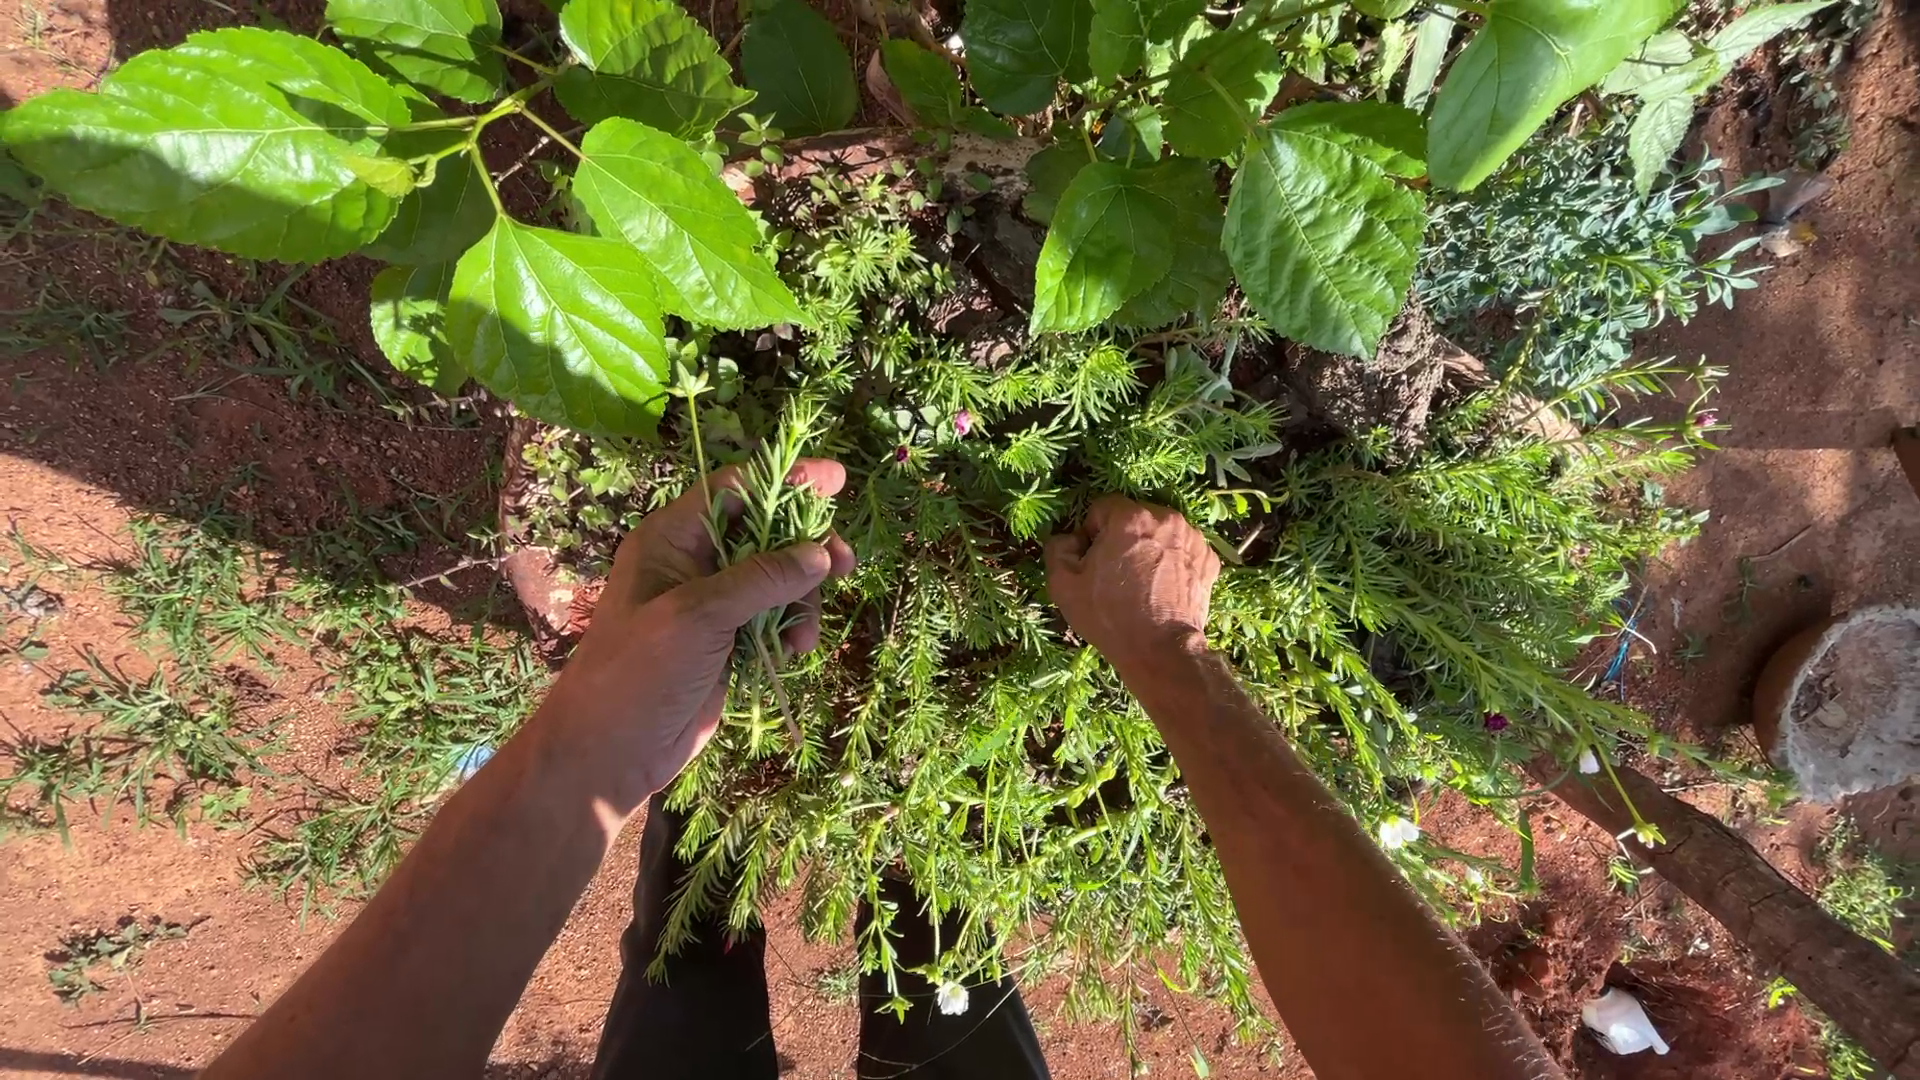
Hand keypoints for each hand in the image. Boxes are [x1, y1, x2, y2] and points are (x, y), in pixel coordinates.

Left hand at [532, 459, 856, 809]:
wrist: (612, 753)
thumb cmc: (639, 672)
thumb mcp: (699, 615)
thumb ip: (762, 579)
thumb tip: (820, 554)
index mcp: (674, 539)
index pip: (736, 489)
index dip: (786, 480)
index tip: (836, 480)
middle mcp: (696, 563)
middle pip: (769, 533)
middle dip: (808, 549)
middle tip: (845, 564)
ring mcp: (716, 602)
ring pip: (781, 578)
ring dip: (803, 601)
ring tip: (805, 637)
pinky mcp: (731, 638)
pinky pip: (777, 616)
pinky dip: (794, 627)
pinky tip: (795, 651)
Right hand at [1044, 495, 1219, 670]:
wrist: (1161, 650)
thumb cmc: (1109, 615)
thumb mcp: (1063, 584)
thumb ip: (1058, 548)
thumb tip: (1068, 538)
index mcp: (1130, 517)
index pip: (1101, 507)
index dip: (1091, 532)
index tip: (1091, 559)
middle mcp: (1166, 518)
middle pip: (1133, 517)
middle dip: (1121, 538)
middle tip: (1114, 573)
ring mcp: (1192, 538)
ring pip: (1160, 532)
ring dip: (1148, 548)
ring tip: (1141, 583)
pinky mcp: (1209, 560)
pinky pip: (1181, 550)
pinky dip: (1172, 562)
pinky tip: (1163, 588)